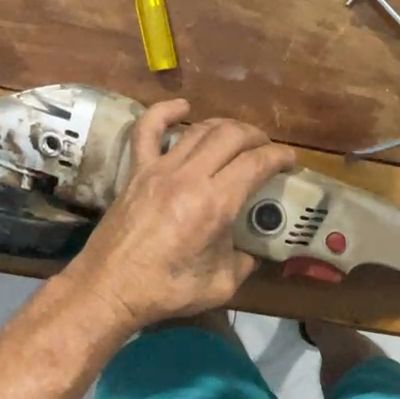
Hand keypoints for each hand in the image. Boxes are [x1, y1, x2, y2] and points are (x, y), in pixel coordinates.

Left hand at [57, 100, 295, 329]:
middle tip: (266, 148)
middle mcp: (189, 177)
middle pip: (230, 136)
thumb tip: (249, 254)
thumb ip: (242, 264)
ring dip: (224, 127)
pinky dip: (165, 112)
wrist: (110, 288)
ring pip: (198, 130)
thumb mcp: (220, 286)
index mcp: (215, 204)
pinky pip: (148, 130)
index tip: (289, 160)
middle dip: (256, 137)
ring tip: (237, 136)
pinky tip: (182, 107)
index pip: (255, 164)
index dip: (278, 157)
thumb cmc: (167, 291)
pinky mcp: (137, 172)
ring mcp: (159, 170)